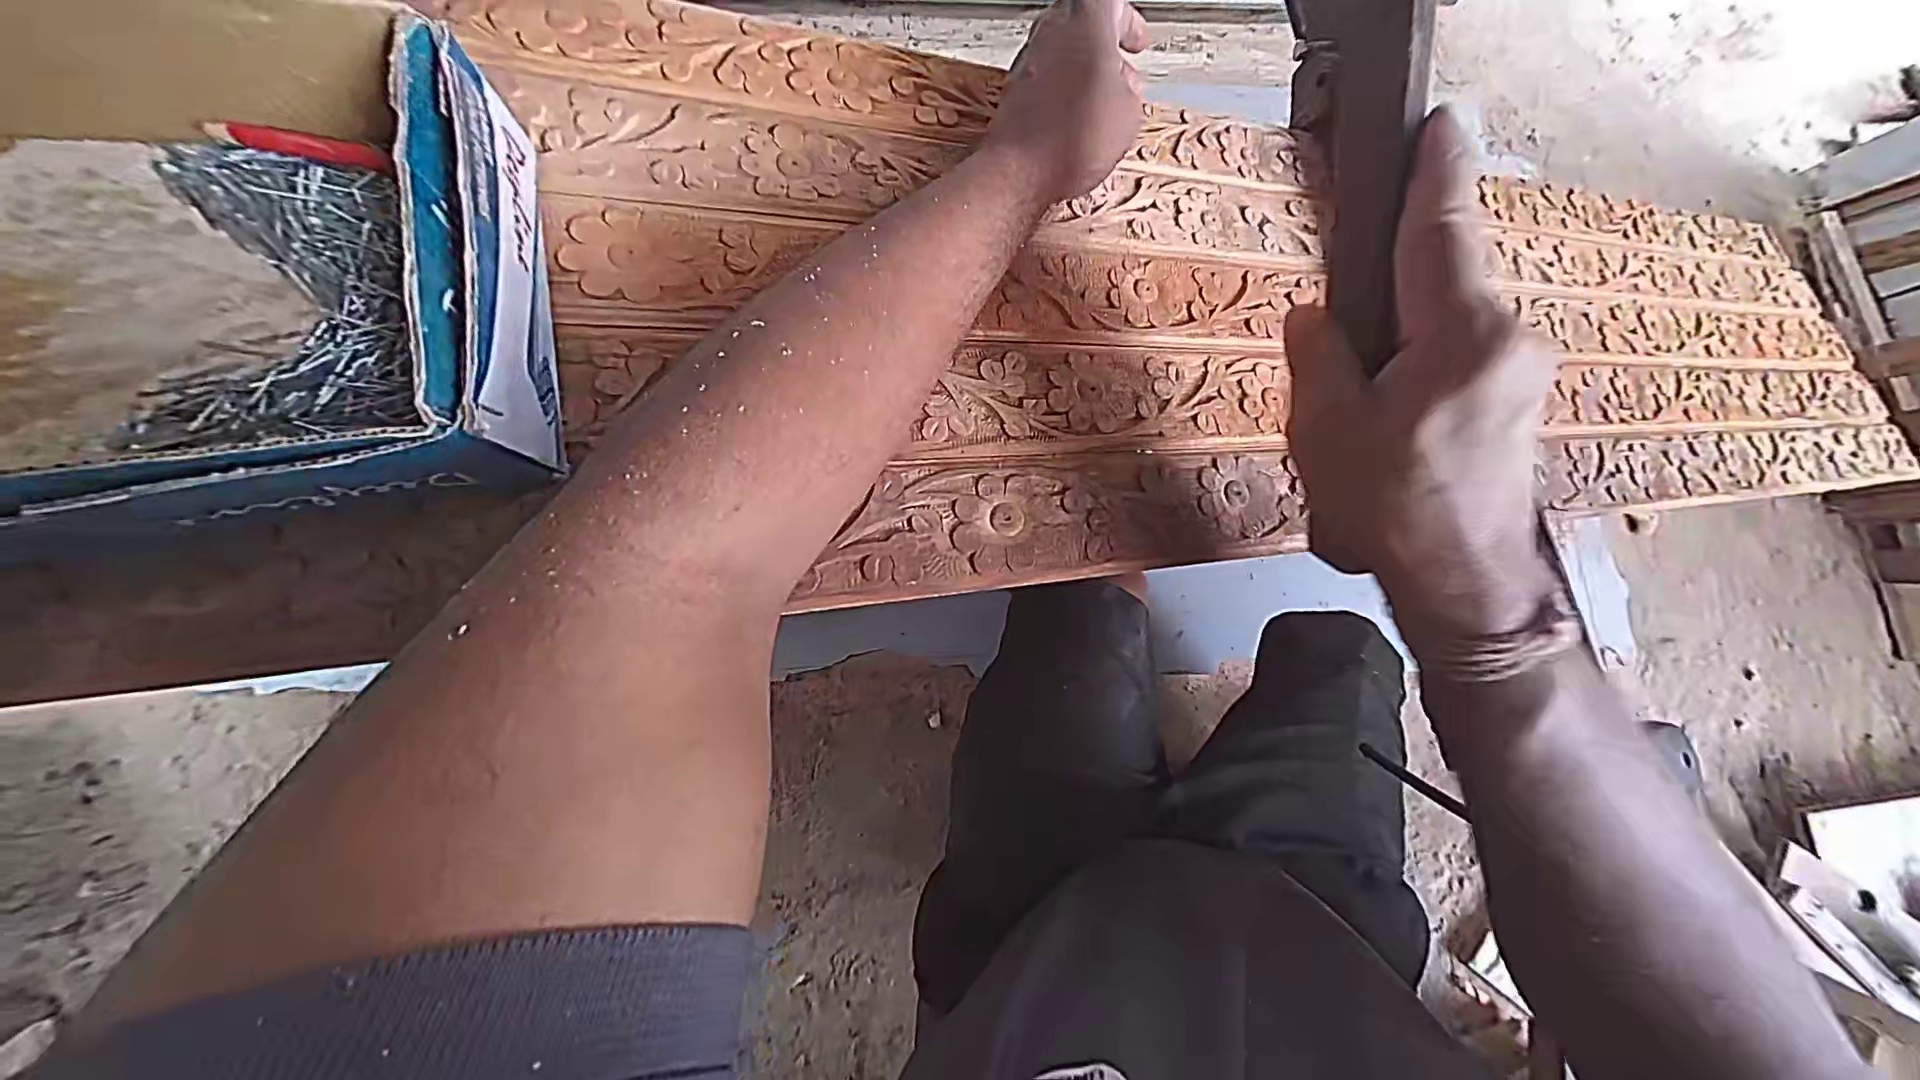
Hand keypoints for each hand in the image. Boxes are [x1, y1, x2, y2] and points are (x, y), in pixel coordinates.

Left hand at [979, 0, 1149, 205]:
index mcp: (1086, 20)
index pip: (1112, 2)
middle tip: (1118, 77)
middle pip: (1081, 27)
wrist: (1019, 174)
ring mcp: (1026, 65)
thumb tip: (1123, 93)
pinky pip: (1042, 88)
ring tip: (1096, 111)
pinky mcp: (1011, 97)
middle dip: (1102, 51)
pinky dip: (1058, 101)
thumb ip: (1130, 91)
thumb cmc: (1068, 139)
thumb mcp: (1128, 114)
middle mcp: (1050, 33)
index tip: (1136, 42)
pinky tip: (1070, 128)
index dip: (1128, 23)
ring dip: (1079, 78)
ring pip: (1060, 58)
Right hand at [1284, 108, 1558, 644]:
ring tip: (1352, 385)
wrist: (1461, 579)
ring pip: (1444, 321)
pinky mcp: (1514, 399)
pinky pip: (1456, 352)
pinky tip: (1383, 399)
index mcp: (1461, 337)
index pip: (1440, 233)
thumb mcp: (1326, 429)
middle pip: (1440, 279)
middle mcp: (1507, 340)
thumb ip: (1318, 356)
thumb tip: (1313, 314)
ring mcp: (1519, 371)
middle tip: (1340, 303)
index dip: (1433, 173)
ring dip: (1396, 331)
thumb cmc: (1390, 506)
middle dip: (1389, 278)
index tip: (1437, 121)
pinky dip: (1416, 356)